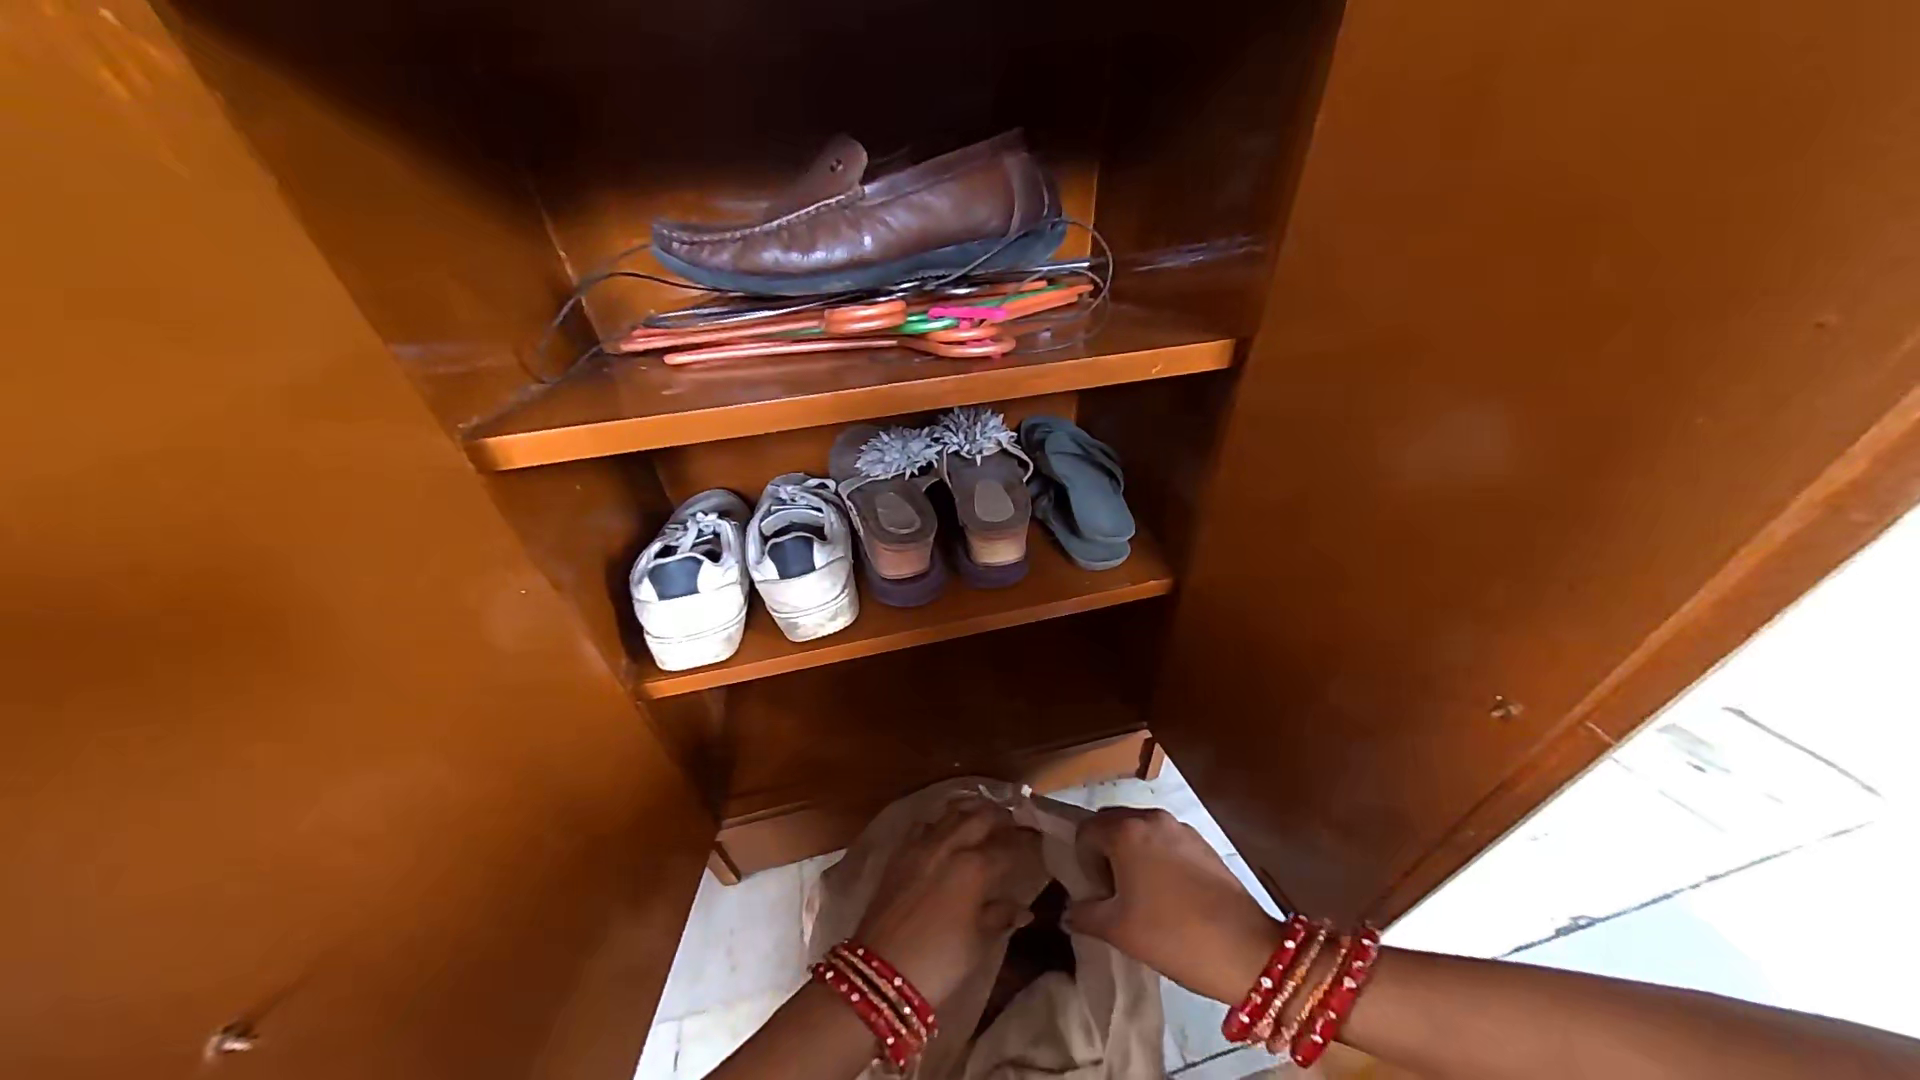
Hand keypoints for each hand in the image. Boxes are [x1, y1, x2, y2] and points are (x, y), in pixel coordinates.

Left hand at [854, 796, 1047, 1006]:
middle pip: (981, 817)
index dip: (1028, 843)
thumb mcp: (977, 943)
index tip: (1040, 840)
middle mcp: (949, 846)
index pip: (1009, 847)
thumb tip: (1023, 909)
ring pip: (952, 812)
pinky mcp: (900, 853)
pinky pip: (924, 824)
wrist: (881, 972)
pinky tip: (945, 828)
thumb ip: (999, 916)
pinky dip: (940, 821)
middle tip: (1016, 822)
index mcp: (975, 867)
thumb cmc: (939, 961)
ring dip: (972, 810)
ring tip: (985, 814)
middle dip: (1002, 817)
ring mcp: (921, 846)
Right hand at [1064, 807, 1285, 1003]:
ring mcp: (1181, 828)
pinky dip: (1156, 857)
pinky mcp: (1203, 844)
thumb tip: (1068, 912)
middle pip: (1112, 822)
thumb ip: (1084, 915)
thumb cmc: (1172, 935)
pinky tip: (1168, 894)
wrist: (1246, 950)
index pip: (1085, 831)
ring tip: (1140, 894)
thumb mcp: (1118, 930)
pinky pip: (1166, 840)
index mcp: (1125, 831)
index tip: (1096, 892)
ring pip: (1140, 830)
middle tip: (1112, 890)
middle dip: (1104, 851)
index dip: (1082, 861)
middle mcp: (1151, 818)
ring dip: (1131, 853)